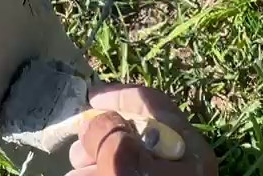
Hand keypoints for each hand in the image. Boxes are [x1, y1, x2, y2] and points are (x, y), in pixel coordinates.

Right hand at [67, 84, 216, 175]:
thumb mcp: (128, 167)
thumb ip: (110, 138)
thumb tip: (93, 122)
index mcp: (188, 146)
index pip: (152, 102)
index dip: (118, 95)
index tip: (88, 98)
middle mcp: (184, 160)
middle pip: (137, 132)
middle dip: (101, 134)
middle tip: (76, 145)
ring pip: (131, 157)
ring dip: (97, 157)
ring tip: (74, 167)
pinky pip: (132, 173)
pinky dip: (107, 172)